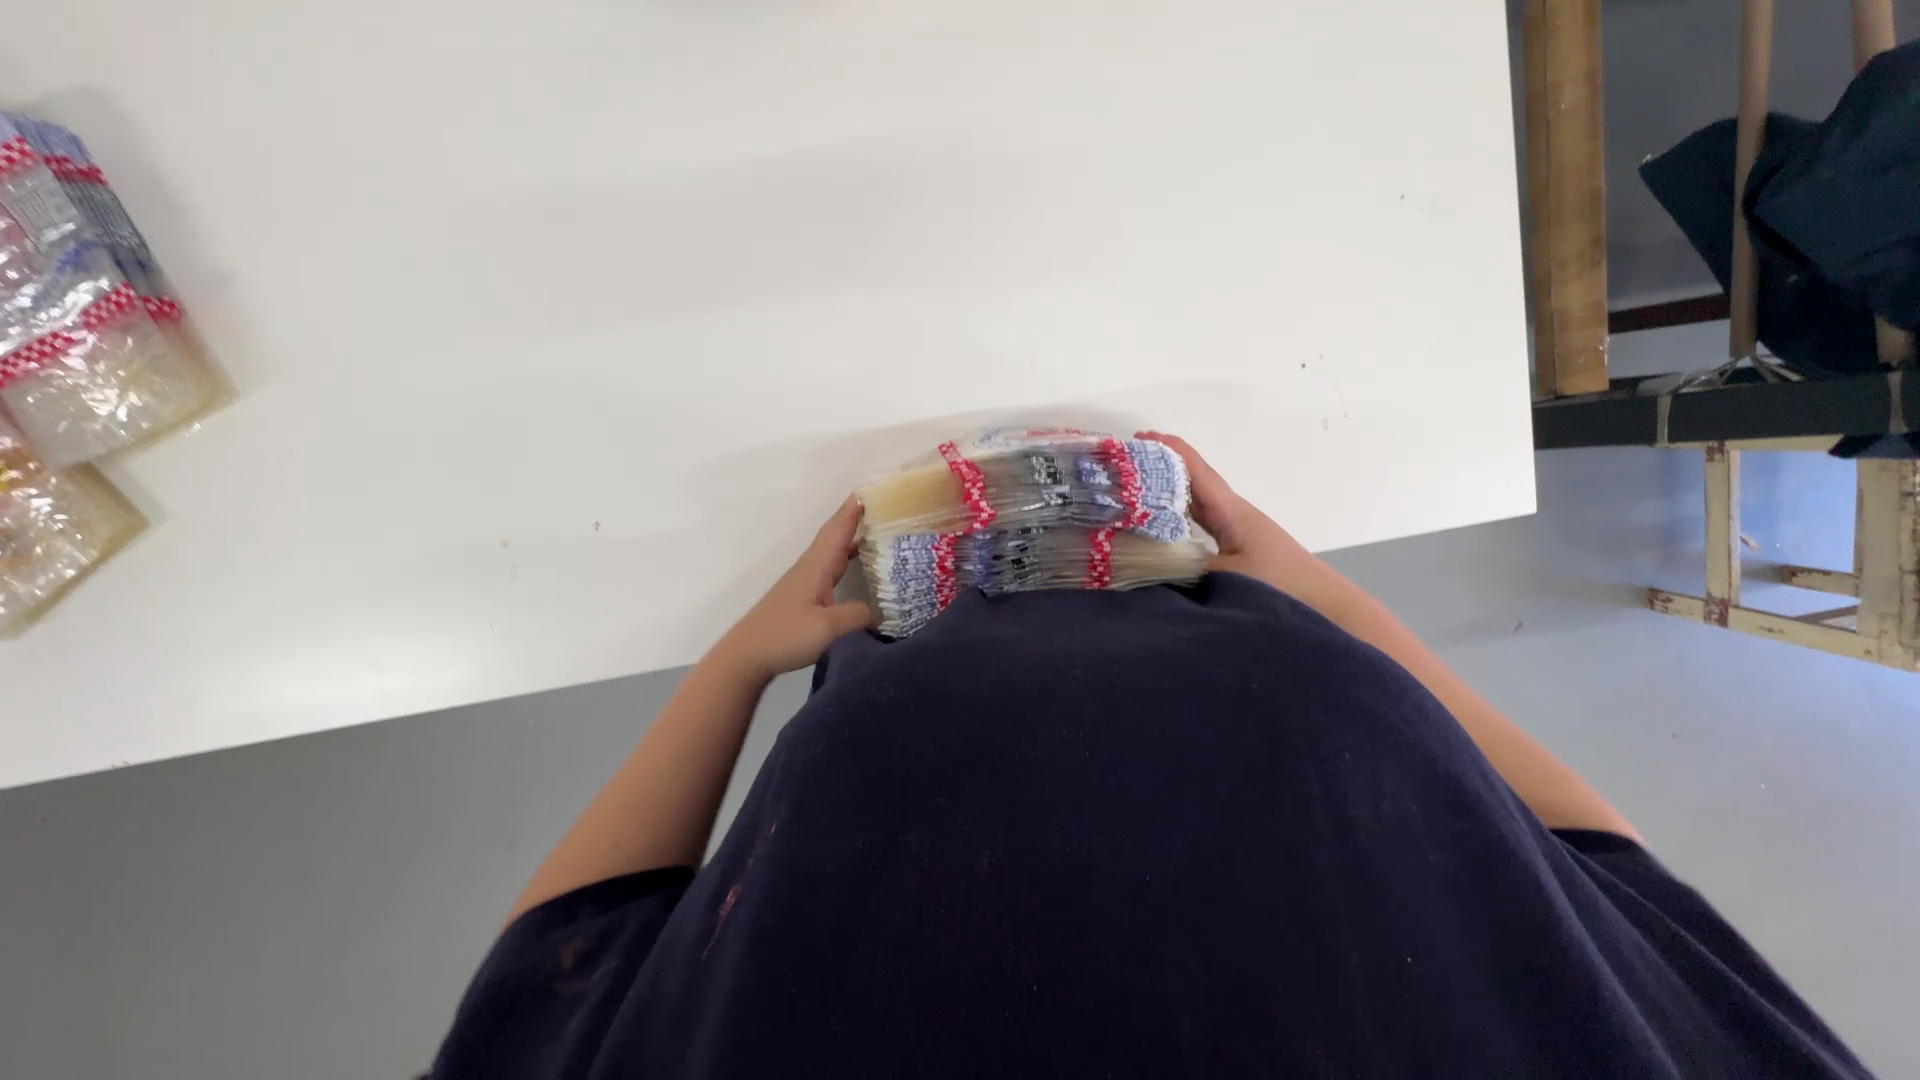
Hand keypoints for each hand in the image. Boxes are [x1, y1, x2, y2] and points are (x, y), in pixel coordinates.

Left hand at [712, 496, 873, 680]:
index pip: (838, 529)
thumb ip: (858, 615)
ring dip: (855, 537)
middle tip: (886, 506)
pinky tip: (861, 566)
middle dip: (858, 517)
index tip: (874, 488)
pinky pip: (833, 568)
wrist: (747, 656)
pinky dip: (849, 559)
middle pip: (837, 534)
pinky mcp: (805, 596)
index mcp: (816, 566)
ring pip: (835, 551)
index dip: (854, 509)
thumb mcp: (828, 628)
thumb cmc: (784, 636)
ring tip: (880, 530)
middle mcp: (811, 567)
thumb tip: (880, 611)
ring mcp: (806, 582)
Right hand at [1138, 431, 1327, 598]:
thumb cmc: (1278, 584)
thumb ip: (1185, 567)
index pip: (1196, 472)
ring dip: (1169, 490)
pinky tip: (1163, 521)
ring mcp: (1234, 530)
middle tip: (1127, 461)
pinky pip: (1200, 521)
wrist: (1319, 603)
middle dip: (1162, 467)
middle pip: (1194, 481)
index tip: (1142, 436)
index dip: (1170, 452)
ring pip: (1196, 501)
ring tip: (1136, 486)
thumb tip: (1148, 560)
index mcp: (1230, 511)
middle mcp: (1231, 513)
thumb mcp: (1226, 577)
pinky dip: (1179, 513)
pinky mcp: (1235, 547)